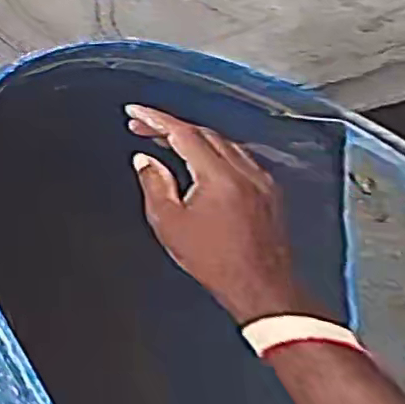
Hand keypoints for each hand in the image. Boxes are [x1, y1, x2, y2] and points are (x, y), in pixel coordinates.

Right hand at [127, 105, 314, 324]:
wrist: (263, 292)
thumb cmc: (214, 260)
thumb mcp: (168, 221)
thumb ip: (154, 183)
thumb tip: (146, 160)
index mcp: (220, 178)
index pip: (183, 133)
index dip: (154, 118)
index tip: (134, 111)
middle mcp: (246, 175)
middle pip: (204, 134)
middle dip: (170, 125)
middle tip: (142, 125)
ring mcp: (262, 185)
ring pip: (223, 144)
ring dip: (192, 136)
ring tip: (165, 138)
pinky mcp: (269, 195)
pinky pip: (238, 157)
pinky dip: (213, 149)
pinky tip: (199, 157)